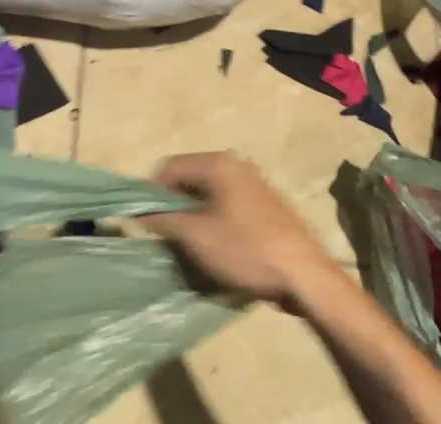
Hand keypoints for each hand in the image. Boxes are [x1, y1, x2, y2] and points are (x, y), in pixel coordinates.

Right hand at [140, 151, 337, 307]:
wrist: (307, 277)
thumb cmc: (247, 250)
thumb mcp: (196, 237)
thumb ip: (161, 221)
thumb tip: (133, 215)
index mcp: (218, 163)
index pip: (168, 167)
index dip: (151, 193)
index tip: (144, 222)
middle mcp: (235, 165)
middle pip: (188, 179)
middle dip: (172, 206)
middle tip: (165, 235)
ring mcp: (252, 184)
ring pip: (207, 195)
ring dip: (192, 217)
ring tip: (188, 245)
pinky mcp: (264, 205)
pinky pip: (225, 206)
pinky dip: (213, 221)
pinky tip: (214, 247)